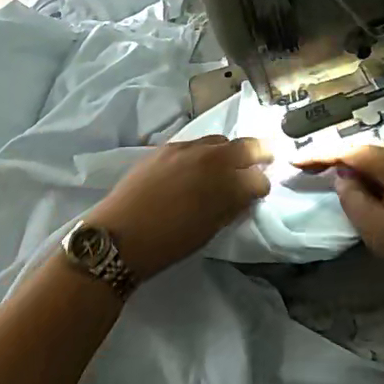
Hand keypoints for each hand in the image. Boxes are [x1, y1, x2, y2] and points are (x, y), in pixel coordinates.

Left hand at [87, 136, 270, 279]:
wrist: (119, 235)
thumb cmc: (168, 243)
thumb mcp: (209, 230)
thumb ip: (232, 207)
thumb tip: (246, 195)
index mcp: (225, 184)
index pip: (258, 178)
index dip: (263, 186)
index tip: (261, 192)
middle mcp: (210, 158)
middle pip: (247, 146)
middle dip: (259, 155)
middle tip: (263, 162)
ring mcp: (187, 148)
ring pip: (220, 141)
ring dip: (229, 151)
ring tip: (226, 166)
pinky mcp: (166, 147)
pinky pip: (195, 143)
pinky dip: (205, 152)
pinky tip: (197, 167)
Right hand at [300, 145, 383, 307]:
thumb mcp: (380, 231)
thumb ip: (354, 199)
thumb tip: (341, 177)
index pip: (353, 151)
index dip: (321, 155)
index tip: (294, 162)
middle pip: (368, 150)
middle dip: (337, 158)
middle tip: (307, 169)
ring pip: (383, 158)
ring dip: (357, 166)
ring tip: (329, 176)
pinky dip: (376, 174)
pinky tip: (364, 187)